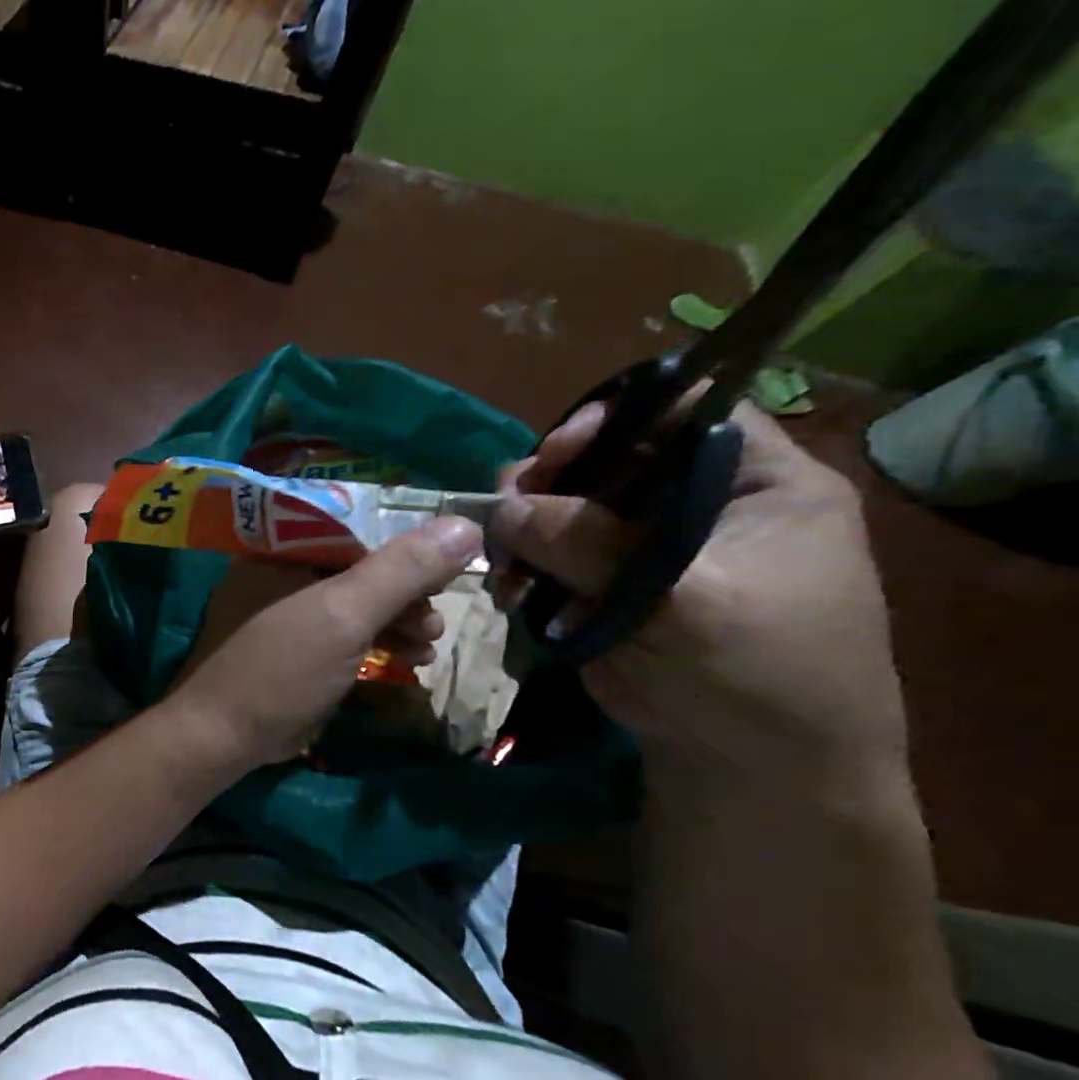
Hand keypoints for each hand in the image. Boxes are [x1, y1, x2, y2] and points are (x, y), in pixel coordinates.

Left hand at [167, 517, 481, 766]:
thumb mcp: (344, 614)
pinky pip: (347, 629)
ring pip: (357, 600)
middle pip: (359, 564)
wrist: (223, 738)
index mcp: (278, 547)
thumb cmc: (280, 667)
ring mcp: (287, 608)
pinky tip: (414, 657)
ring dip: (400, 618)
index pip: (352, 524)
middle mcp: (281, 569)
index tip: (449, 561)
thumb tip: (465, 525)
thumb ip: (403, 570)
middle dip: (405, 590)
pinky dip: (380, 639)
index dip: (403, 540)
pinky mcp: (297, 643)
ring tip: (429, 642)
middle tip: (435, 617)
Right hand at [490, 401, 908, 784]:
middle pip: (611, 456)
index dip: (620, 416)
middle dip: (553, 478)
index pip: (688, 410)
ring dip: (527, 527)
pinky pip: (552, 553)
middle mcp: (699, 502)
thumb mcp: (685, 601)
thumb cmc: (755, 676)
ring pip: (570, 506)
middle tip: (508, 505)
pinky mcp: (607, 582)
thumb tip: (503, 509)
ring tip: (503, 559)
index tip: (558, 451)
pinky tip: (514, 591)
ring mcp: (647, 544)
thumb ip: (590, 544)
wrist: (750, 770)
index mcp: (756, 484)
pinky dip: (525, 565)